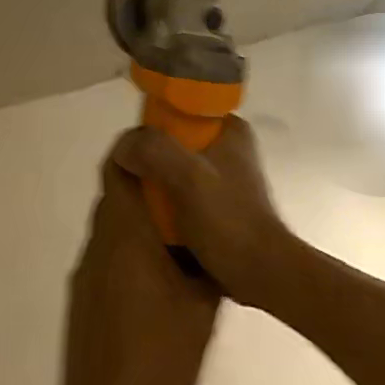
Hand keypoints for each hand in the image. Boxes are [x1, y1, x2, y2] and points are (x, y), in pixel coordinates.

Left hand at [33, 135, 221, 384]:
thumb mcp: (202, 304)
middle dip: (149, 184)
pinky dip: (130, 247)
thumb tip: (216, 239)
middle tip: (186, 189)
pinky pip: (108, 252)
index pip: (116, 168)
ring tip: (181, 234)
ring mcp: (87, 271)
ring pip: (112, 224)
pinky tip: (158, 277)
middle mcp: (99, 244)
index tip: (167, 147)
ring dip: (141, 218)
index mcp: (126, 234)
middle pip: (116, 193)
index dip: (137, 149)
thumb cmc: (159, 353)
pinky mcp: (84, 296)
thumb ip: (207, 261)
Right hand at [111, 116, 295, 309]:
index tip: (130, 153)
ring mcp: (224, 176)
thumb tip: (123, 146)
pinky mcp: (219, 203)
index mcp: (229, 128)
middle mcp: (228, 146)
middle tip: (127, 180)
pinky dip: (165, 202)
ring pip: (175, 170)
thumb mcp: (188, 178)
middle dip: (149, 160)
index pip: (180, 111)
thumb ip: (154, 152)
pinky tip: (152, 220)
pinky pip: (181, 192)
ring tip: (135, 203)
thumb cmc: (229, 220)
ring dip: (155, 184)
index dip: (151, 127)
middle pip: (174, 142)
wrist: (261, 272)